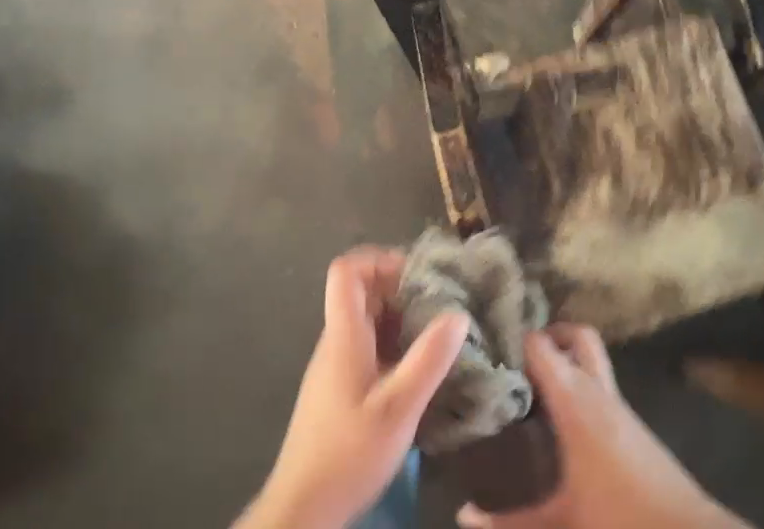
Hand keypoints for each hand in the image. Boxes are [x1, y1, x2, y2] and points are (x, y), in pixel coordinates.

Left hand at [236, 247, 470, 528]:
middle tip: (443, 304)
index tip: (419, 275)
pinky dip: (397, 345)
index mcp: (343, 336)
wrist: (305, 506)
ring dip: (403, 319)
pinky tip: (424, 368)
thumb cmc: (349, 452)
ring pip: (369, 321)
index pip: (346, 271)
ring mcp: (337, 365)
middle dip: (402, 289)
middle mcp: (336, 342)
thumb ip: (428, 359)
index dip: (379, 260)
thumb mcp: (398, 408)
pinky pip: (371, 347)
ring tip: (442, 334)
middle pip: (362, 292)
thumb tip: (458, 313)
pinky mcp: (343, 388)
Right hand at [458, 326, 747, 528]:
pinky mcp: (631, 423)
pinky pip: (599, 384)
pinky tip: (556, 413)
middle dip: (548, 334)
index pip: (541, 346)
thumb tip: (463, 515)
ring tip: (525, 379)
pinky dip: (577, 383)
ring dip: (563, 359)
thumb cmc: (621, 518)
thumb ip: (509, 522)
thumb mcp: (561, 522)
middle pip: (576, 336)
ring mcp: (620, 405)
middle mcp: (599, 392)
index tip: (484, 339)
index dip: (513, 336)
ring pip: (590, 360)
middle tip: (514, 353)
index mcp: (576, 403)